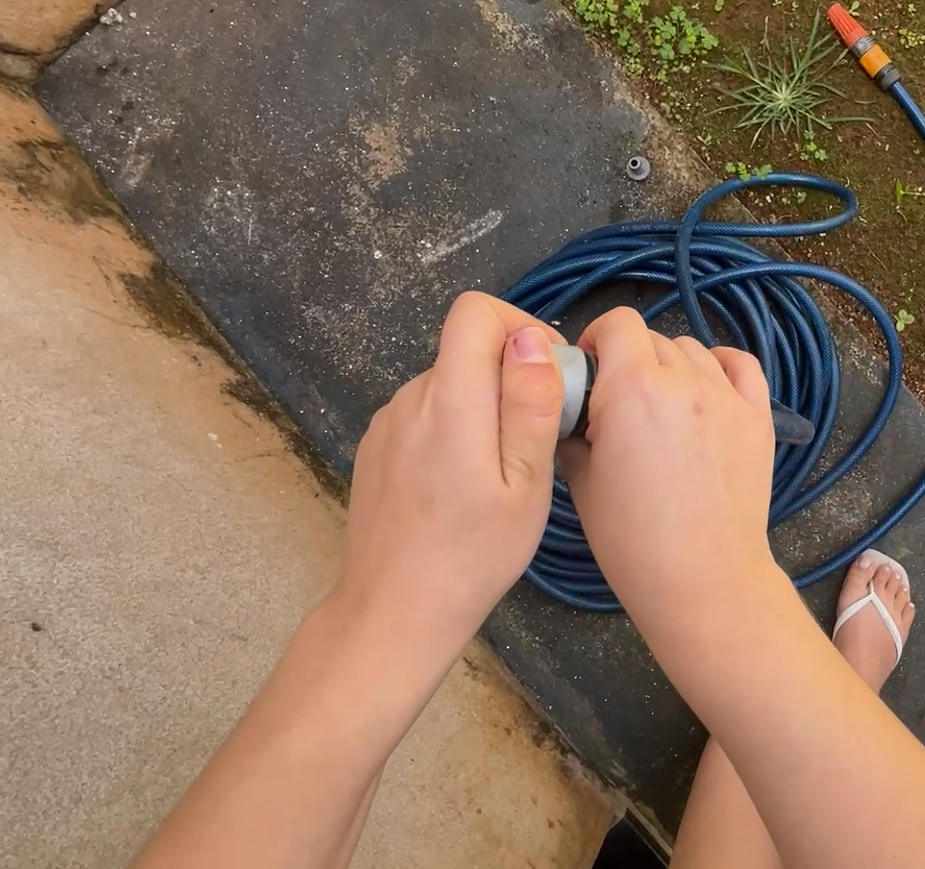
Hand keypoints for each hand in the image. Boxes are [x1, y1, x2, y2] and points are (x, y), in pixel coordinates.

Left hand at [331, 292, 564, 659]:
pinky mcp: (377, 446)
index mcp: (450, 400)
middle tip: (537, 438)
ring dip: (486, 402)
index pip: (475, 311)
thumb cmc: (475, 552)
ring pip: (451, 380)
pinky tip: (465, 481)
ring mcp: (387, 422)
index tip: (547, 375)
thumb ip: (531, 403)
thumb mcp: (527, 482)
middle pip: (467, 348)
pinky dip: (457, 424)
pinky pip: (428, 410)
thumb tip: (531, 337)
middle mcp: (410, 398)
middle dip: (511, 373)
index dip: (519, 326)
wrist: (394, 612)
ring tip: (503, 466)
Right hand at [558, 308, 778, 624]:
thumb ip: (572, 428)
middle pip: (652, 338)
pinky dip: (721, 365)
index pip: (617, 323)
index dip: (597, 337)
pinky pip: (742, 365)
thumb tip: (572, 405)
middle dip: (630, 359)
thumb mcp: (581, 480)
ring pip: (693, 350)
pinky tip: (707, 383)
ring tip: (663, 403)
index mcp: (633, 389)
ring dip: (671, 365)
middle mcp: (684, 380)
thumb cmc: (631, 539)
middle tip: (620, 400)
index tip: (591, 367)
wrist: (702, 578)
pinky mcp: (758, 416)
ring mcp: (727, 396)